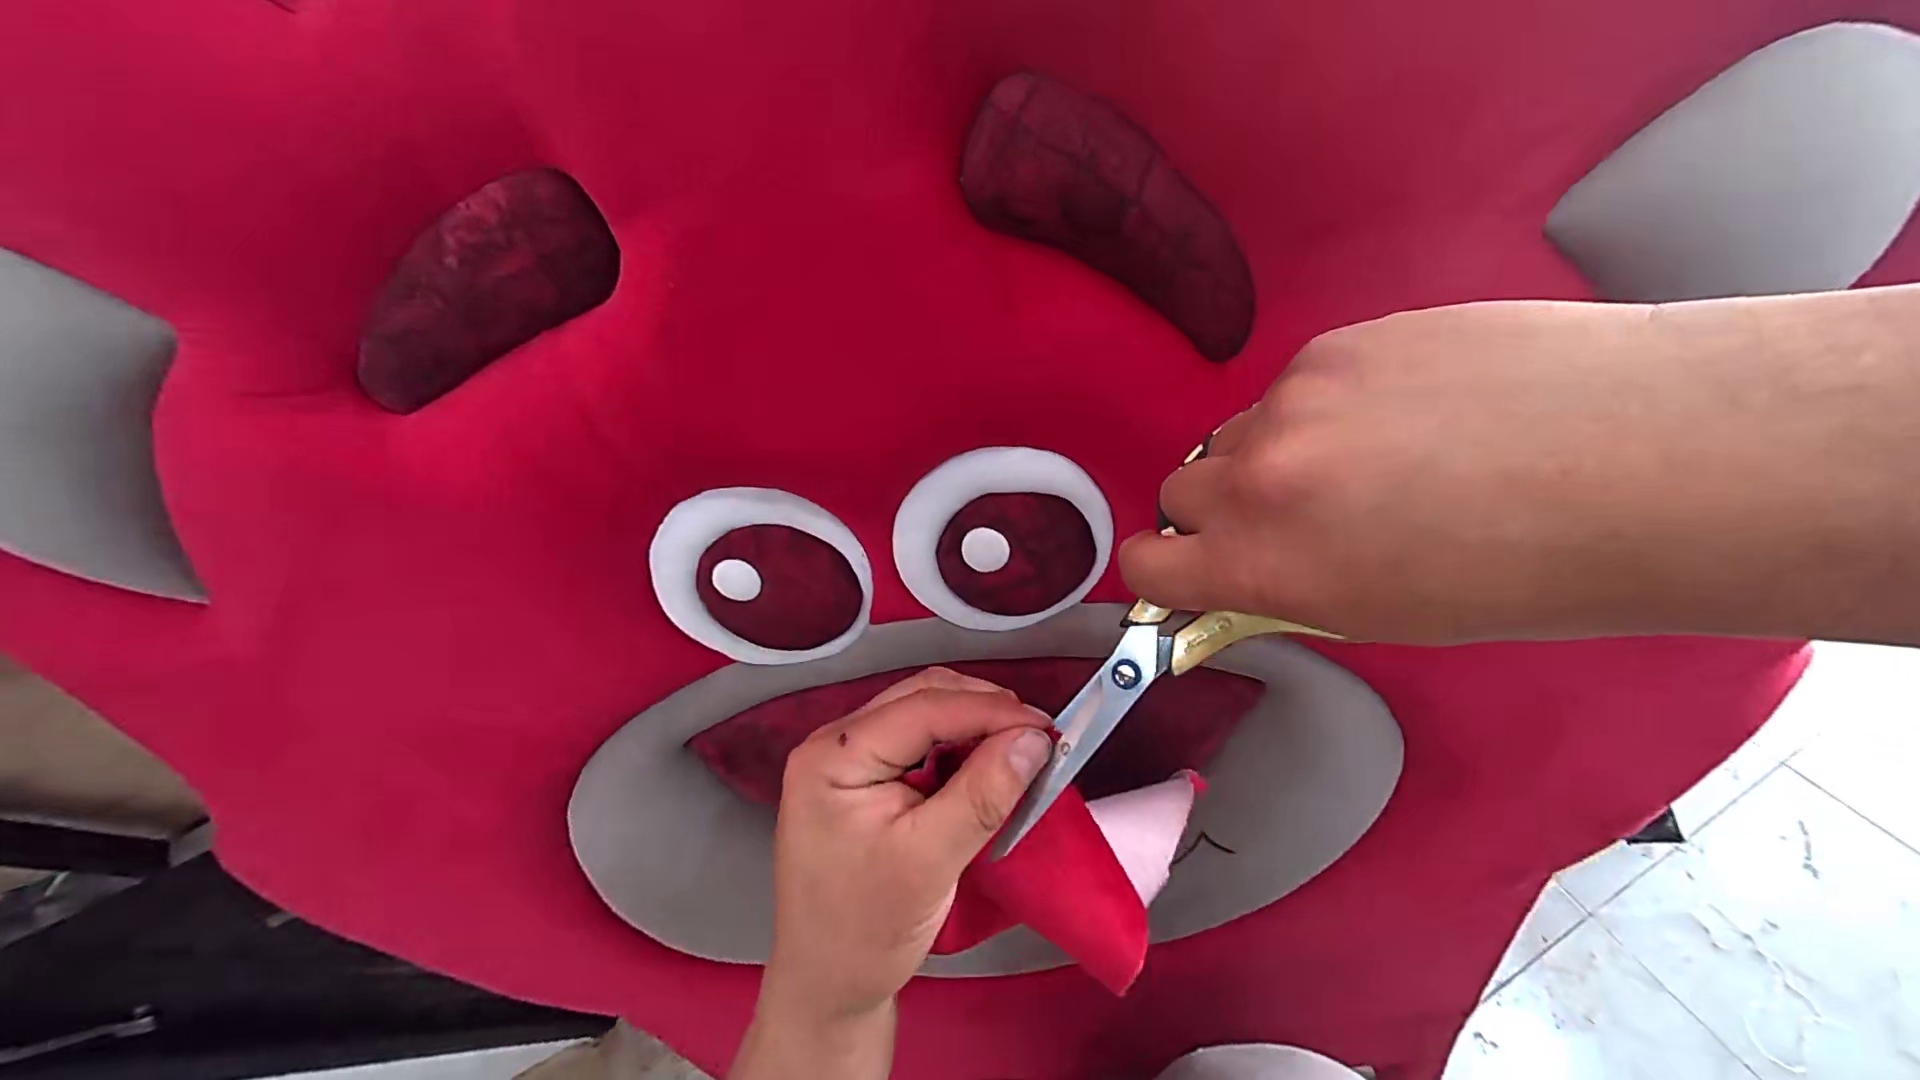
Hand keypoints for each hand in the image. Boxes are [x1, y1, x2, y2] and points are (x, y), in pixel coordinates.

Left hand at [730, 668, 1051, 1079]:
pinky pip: (921, 738)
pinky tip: (986, 759)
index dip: (989, 711)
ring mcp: (850, 756)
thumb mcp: (928, 864)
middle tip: (1035, 734)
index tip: (1045, 727)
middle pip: (921, 698)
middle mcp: (837, 741)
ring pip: (923, 712)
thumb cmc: (865, 930)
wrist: (826, 984)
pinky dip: (960, 742)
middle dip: (983, 709)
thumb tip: (1034, 740)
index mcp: (834, 755)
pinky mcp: (867, 774)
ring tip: (1017, 744)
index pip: (922, 709)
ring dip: (974, 722)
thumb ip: (982, 796)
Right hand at [1119, 293, 1919, 643]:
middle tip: (1283, 517)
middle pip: (1178, 493)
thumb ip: (1278, 589)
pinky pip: (1292, 389)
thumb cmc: (1527, 572)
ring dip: (1267, 456)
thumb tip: (1236, 573)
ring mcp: (1292, 401)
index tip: (1189, 570)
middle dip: (1215, 512)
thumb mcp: (1375, 614)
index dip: (1162, 572)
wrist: (1658, 460)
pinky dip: (1321, 408)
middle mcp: (1257, 478)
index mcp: (1262, 562)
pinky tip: (1400, 413)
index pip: (1145, 565)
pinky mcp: (1335, 345)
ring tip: (1357, 460)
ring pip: (1233, 436)